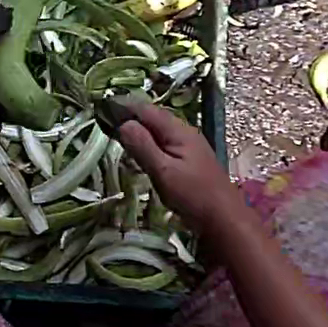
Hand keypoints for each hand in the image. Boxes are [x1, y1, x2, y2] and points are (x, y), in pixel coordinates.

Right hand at [113, 101, 248, 234]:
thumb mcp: (163, 171)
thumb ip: (142, 146)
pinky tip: (140, 151)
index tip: (102, 108)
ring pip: (158, 130)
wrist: (225, 220)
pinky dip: (148, 142)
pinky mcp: (189, 159)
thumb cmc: (193, 195)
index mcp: (178, 130)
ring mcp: (189, 146)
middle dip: (130, 116)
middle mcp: (185, 132)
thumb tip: (123, 123)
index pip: (146, 109)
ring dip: (139, 129)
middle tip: (105, 120)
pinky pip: (164, 142)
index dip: (124, 106)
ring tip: (117, 133)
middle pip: (153, 117)